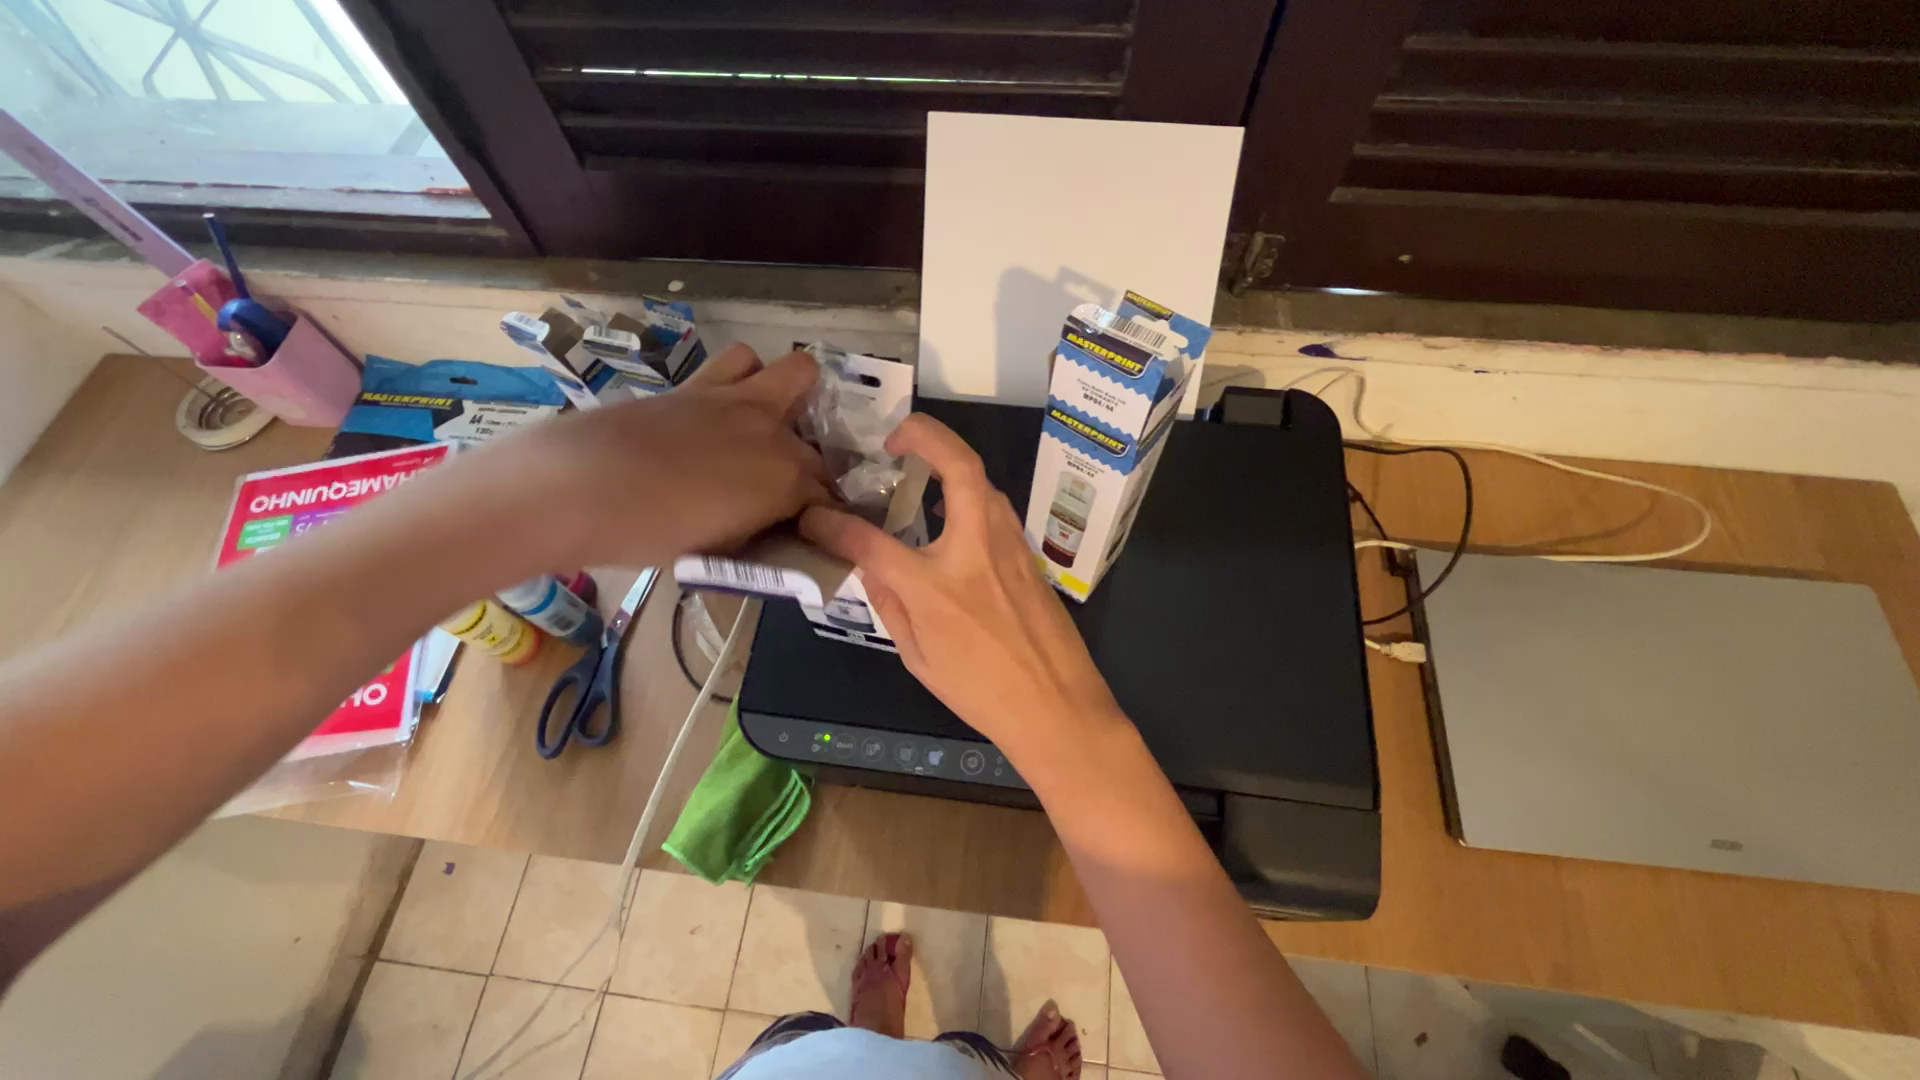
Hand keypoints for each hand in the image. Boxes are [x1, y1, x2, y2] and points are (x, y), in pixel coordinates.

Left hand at [508, 344, 830, 566]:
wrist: (578, 487)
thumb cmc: (648, 535)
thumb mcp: (715, 551)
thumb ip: (756, 533)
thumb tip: (769, 527)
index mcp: (784, 483)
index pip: (823, 498)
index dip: (816, 516)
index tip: (801, 530)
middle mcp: (774, 435)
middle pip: (814, 449)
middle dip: (808, 472)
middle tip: (780, 495)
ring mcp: (738, 401)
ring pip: (796, 374)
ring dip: (792, 399)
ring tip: (768, 428)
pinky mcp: (700, 384)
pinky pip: (739, 360)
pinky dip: (745, 375)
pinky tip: (727, 403)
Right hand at [800, 414, 1122, 754]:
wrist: (1058, 708)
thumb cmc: (982, 694)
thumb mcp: (918, 658)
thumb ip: (890, 605)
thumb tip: (870, 566)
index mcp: (934, 587)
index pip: (870, 541)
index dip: (832, 524)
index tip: (814, 515)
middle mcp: (975, 551)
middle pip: (959, 467)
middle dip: (927, 434)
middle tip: (897, 437)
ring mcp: (1010, 548)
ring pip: (983, 482)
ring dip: (951, 464)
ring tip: (919, 474)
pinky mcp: (1030, 556)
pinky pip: (995, 509)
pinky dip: (969, 497)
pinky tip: (952, 517)